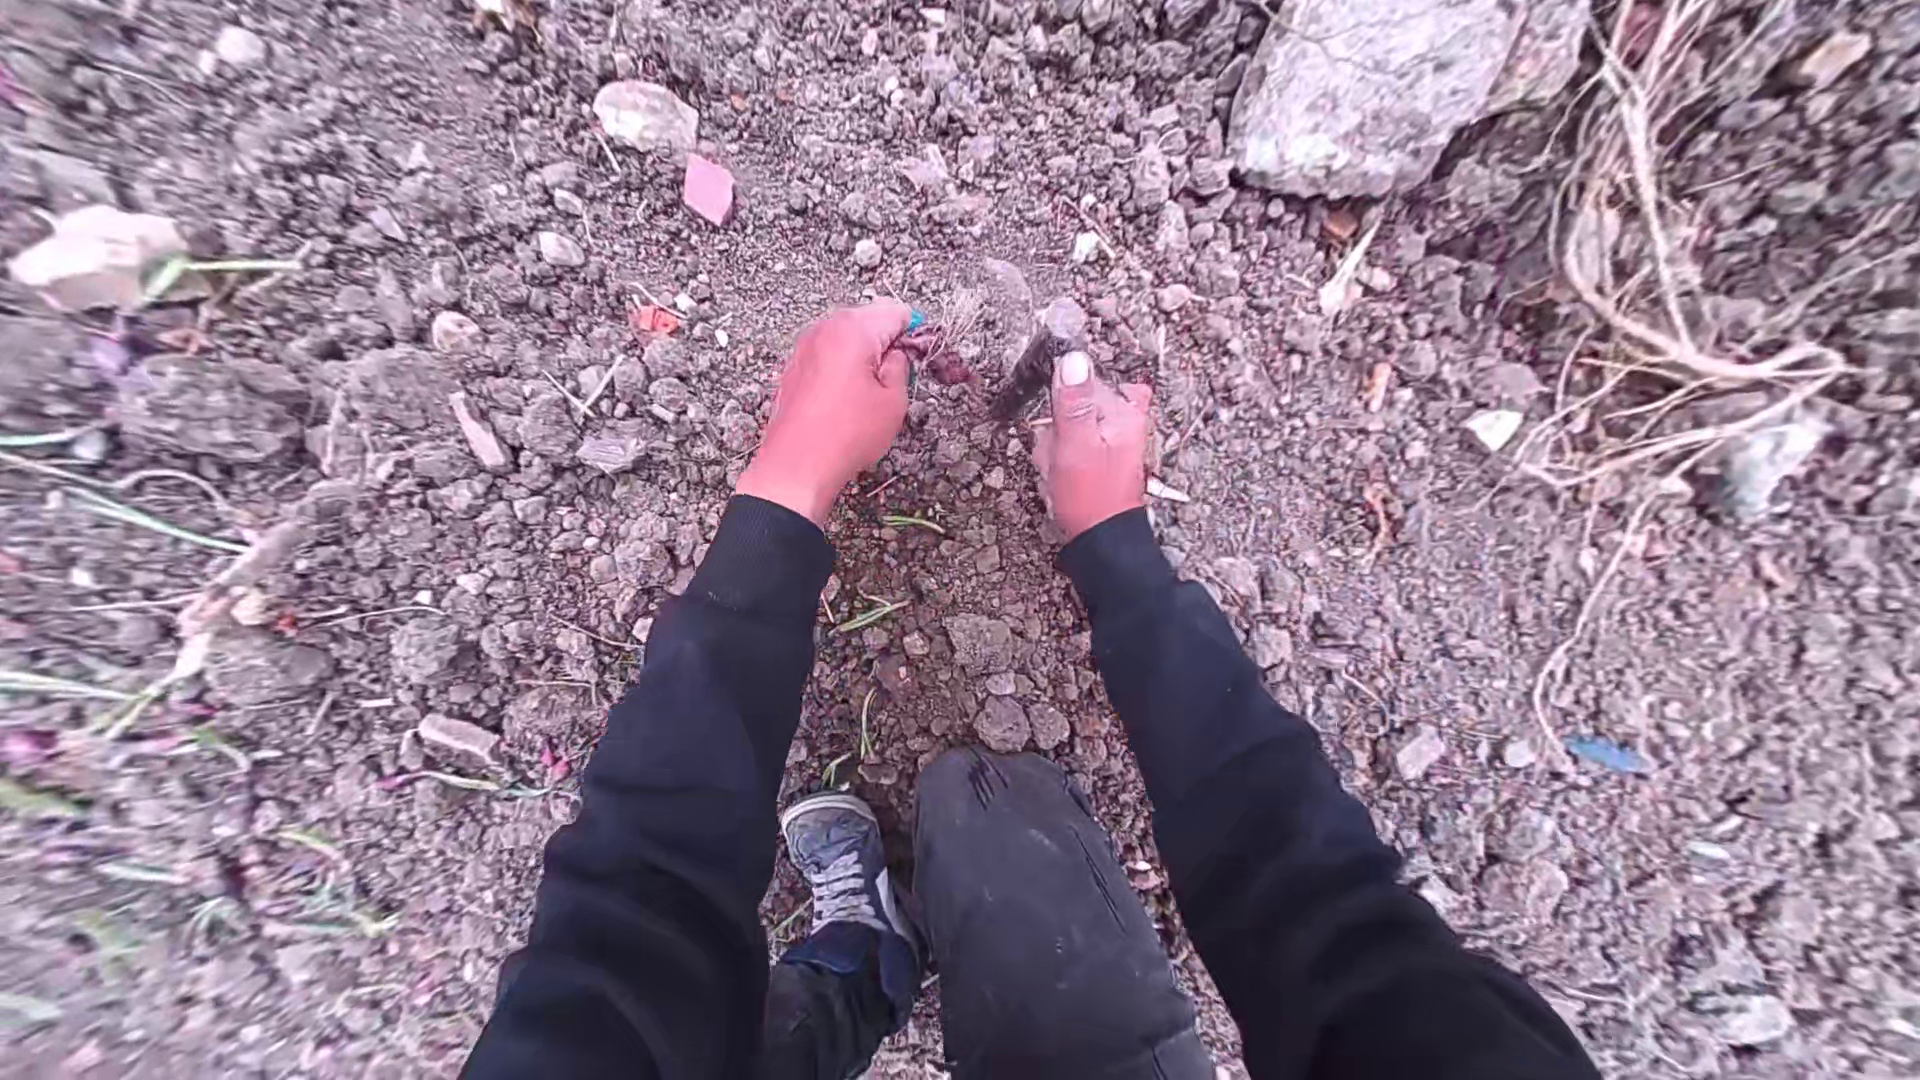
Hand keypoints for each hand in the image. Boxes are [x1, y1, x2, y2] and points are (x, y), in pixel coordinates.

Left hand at [736, 301, 912, 524]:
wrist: (798, 465)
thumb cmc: (845, 435)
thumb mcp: (894, 401)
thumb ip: (901, 366)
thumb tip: (897, 354)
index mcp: (853, 330)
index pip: (895, 312)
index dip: (914, 333)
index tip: (920, 354)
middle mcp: (824, 329)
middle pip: (867, 320)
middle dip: (887, 343)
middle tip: (899, 377)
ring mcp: (804, 347)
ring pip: (846, 339)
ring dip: (864, 356)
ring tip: (873, 392)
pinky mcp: (794, 368)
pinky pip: (828, 356)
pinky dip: (843, 368)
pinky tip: (849, 398)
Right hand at [1033, 351, 1152, 540]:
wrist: (1099, 540)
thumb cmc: (1091, 499)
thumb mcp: (1076, 445)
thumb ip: (1073, 402)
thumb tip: (1073, 360)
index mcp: (1124, 413)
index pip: (1083, 382)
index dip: (1063, 402)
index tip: (1058, 421)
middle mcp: (1122, 422)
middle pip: (1072, 405)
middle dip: (1056, 429)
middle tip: (1062, 455)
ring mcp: (1110, 439)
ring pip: (1064, 427)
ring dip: (1054, 449)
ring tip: (1062, 471)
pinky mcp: (1098, 455)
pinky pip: (1066, 446)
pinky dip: (1058, 461)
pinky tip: (1062, 477)